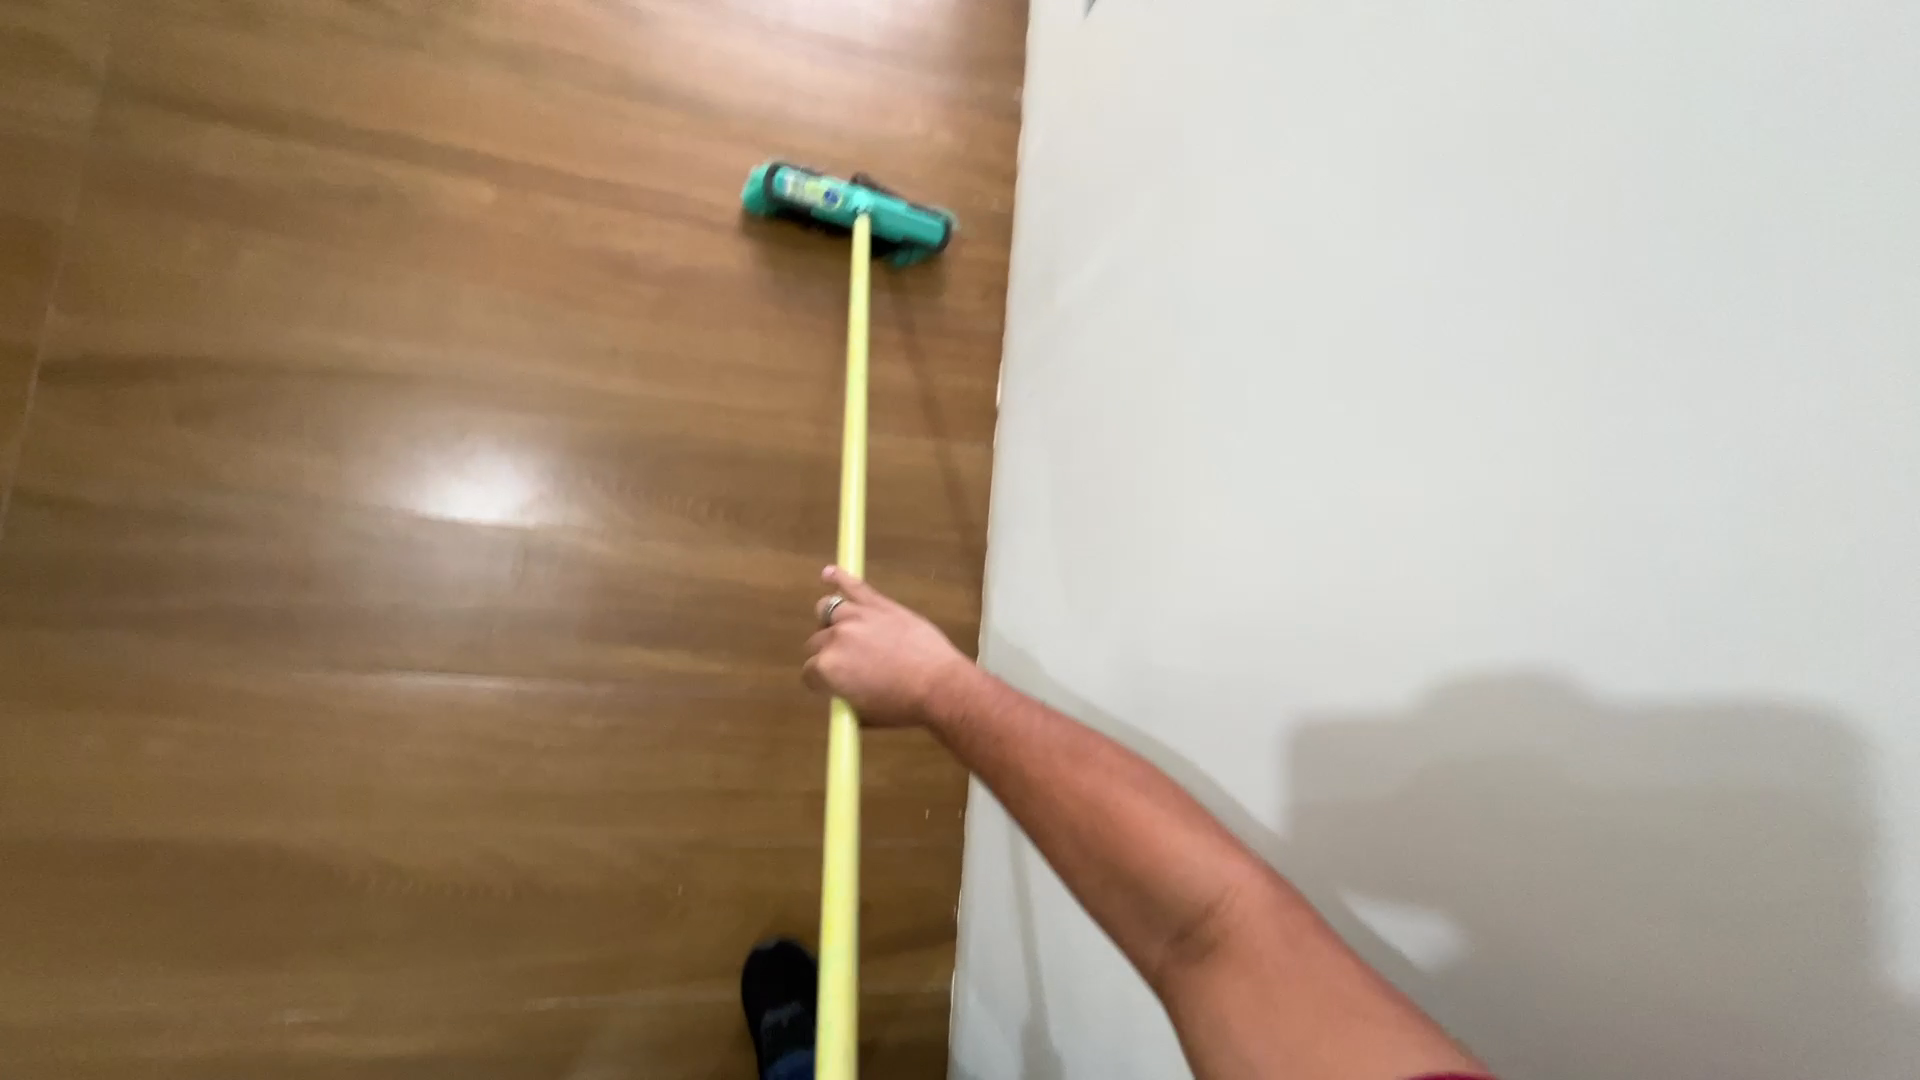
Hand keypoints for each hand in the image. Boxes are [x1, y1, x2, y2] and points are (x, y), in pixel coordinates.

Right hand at [803, 566, 973, 727]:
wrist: (939, 684)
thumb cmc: (901, 706)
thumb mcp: (862, 713)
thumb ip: (843, 696)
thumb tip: (841, 689)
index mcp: (827, 668)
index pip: (810, 673)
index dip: (823, 682)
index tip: (837, 686)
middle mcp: (834, 638)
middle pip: (816, 643)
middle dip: (828, 654)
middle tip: (850, 664)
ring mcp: (856, 616)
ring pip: (827, 610)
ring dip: (830, 622)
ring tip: (843, 631)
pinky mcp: (878, 604)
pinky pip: (853, 585)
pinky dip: (839, 577)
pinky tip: (829, 573)